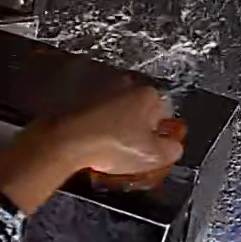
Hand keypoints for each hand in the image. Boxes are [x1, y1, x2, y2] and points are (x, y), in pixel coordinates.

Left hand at [39, 84, 184, 174]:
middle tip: (133, 151)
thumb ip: (172, 149)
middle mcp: (126, 85)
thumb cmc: (112, 145)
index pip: (166, 113)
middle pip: (141, 110)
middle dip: (140, 129)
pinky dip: (99, 126)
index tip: (153, 148)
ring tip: (112, 150)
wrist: (66, 141)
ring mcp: (102, 89)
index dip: (161, 134)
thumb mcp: (153, 156)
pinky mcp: (80, 98)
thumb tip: (174, 146)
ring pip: (119, 112)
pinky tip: (95, 143)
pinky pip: (98, 114)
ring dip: (118, 127)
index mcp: (148, 94)